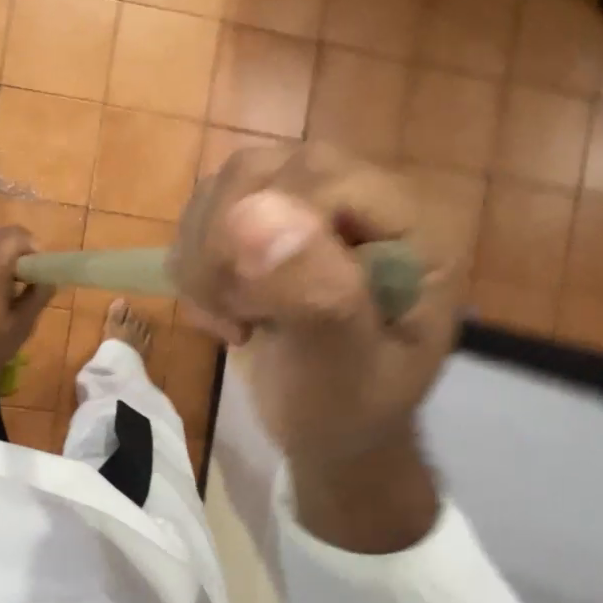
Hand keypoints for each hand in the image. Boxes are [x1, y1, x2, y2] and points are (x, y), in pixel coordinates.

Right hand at [170, 143, 463, 550]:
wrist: (329, 432)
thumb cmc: (349, 411)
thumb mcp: (344, 369)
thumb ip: (316, 294)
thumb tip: (255, 212)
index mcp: (408, 229)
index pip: (322, 178)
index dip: (267, 229)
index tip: (248, 304)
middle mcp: (363, 202)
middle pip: (268, 170)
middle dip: (226, 245)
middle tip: (233, 314)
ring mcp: (312, 204)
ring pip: (230, 183)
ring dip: (205, 255)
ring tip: (229, 317)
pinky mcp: (270, 219)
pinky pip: (209, 207)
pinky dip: (194, 260)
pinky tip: (218, 309)